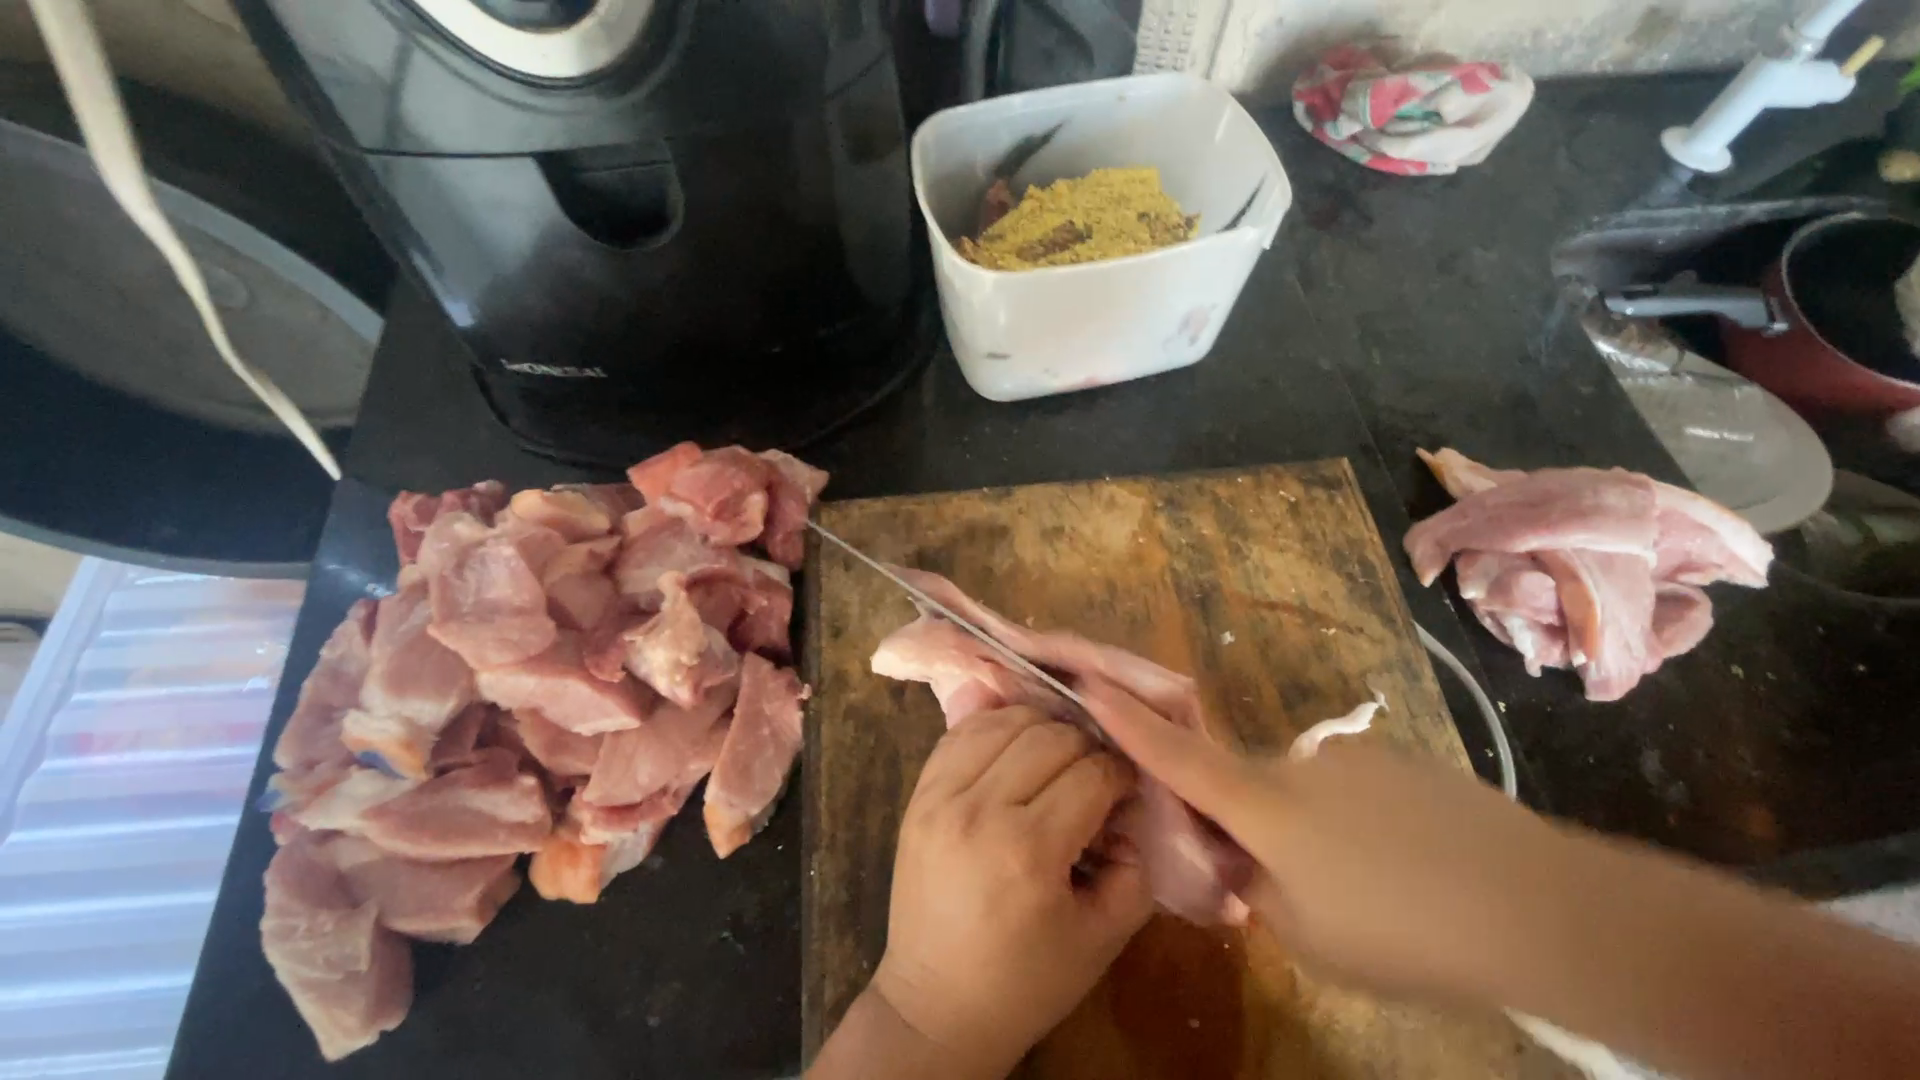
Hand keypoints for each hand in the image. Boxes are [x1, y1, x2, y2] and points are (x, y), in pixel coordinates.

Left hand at [870, 706, 1154, 1076]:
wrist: (938, 1004)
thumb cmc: (1027, 980)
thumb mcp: (1104, 937)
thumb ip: (1134, 867)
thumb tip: (1129, 809)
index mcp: (1029, 850)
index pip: (1091, 773)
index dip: (1121, 775)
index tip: (1128, 789)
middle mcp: (980, 810)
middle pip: (1050, 737)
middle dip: (1087, 747)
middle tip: (1096, 774)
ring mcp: (940, 797)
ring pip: (1005, 722)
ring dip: (1042, 729)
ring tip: (1057, 757)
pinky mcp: (917, 796)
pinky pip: (961, 734)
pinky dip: (995, 727)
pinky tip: (1015, 746)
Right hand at [1080, 678, 1569, 1000]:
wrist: (1538, 905)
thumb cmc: (1400, 930)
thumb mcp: (1305, 935)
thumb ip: (1256, 888)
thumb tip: (1244, 863)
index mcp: (1261, 804)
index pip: (1175, 757)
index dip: (1127, 722)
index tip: (1088, 685)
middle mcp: (1297, 763)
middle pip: (1248, 787)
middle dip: (1254, 829)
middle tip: (1297, 889)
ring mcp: (1352, 757)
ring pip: (1307, 795)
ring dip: (1318, 834)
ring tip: (1376, 890)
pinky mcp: (1402, 762)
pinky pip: (1356, 792)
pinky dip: (1365, 826)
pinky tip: (1413, 869)